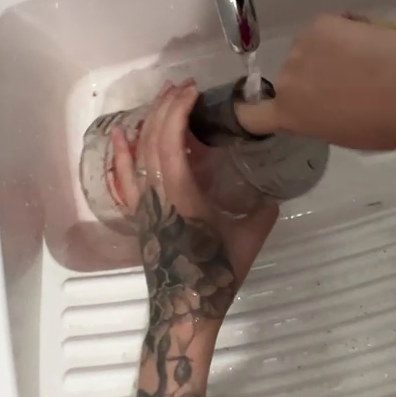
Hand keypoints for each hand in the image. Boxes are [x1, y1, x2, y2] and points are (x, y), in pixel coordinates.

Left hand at [106, 81, 277, 321]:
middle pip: (153, 139)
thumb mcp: (248, 239)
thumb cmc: (216, 275)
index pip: (172, 140)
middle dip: (166, 107)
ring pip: (139, 152)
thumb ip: (262, 213)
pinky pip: (125, 176)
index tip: (194, 91)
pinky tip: (122, 133)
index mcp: (182, 194)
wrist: (184, 309)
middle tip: (184, 86)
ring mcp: (144, 203)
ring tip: (163, 98)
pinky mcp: (139, 213)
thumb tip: (273, 195)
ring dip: (150, 121)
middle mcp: (156, 192)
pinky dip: (123, 151)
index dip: (180, 110)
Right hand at [235, 14, 395, 149]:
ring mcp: (303, 47)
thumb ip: (322, 121)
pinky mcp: (323, 22)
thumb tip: (323, 106)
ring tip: (365, 62)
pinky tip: (369, 41)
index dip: (250, 111)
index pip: (250, 116)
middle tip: (349, 84)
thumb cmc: (391, 122)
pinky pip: (327, 29)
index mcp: (292, 116)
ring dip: (326, 54)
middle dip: (311, 79)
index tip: (260, 108)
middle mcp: (288, 80)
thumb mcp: (348, 135)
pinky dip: (343, 32)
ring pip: (308, 51)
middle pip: (290, 79)